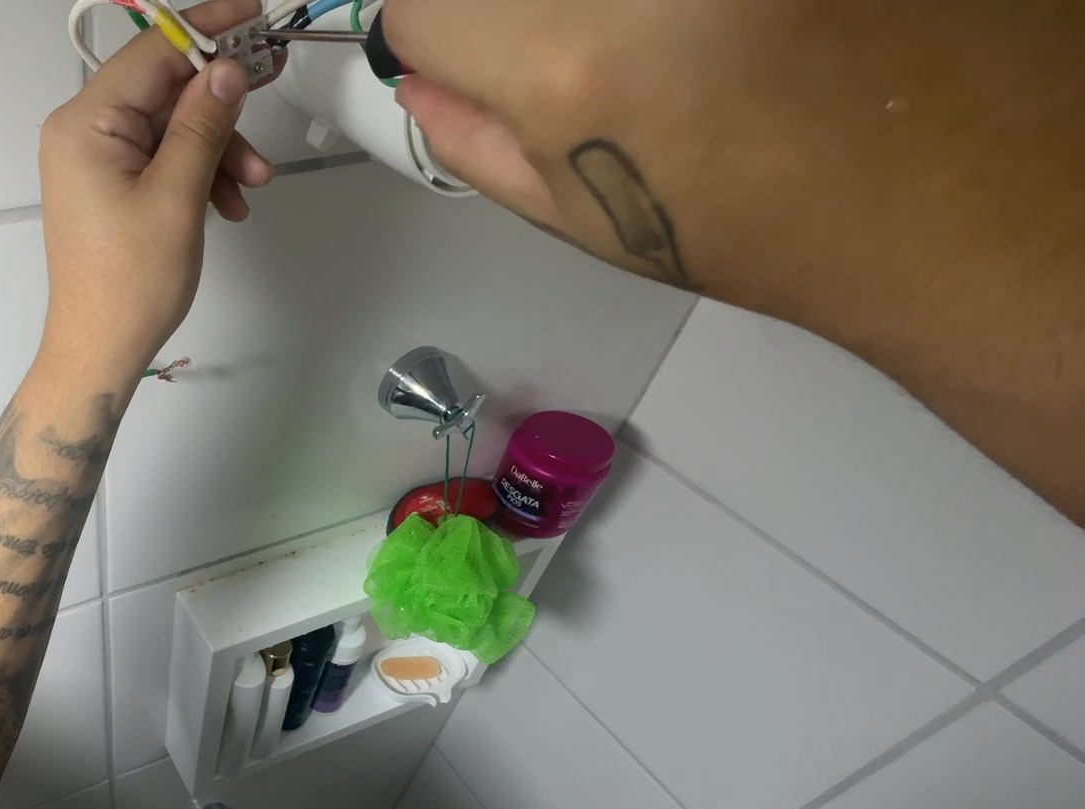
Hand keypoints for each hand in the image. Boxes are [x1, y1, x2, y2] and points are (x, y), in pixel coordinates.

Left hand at [39, 0, 275, 371]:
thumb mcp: (177, 198)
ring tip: (251, 186)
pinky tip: (227, 205)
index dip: (209, 31)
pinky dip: (197, 176)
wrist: (100, 349)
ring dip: (216, 151)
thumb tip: (228, 70)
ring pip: (168, 132)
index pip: (153, 52)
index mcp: (85, 125)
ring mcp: (95, 166)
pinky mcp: (109, 192)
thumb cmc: (129, 285)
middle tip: (272, 92)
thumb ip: (203, 126)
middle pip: (163, 92)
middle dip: (220, 108)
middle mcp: (82, 135)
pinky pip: (160, 164)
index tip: (256, 18)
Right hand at [378, 0, 1084, 522]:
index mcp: (571, 59)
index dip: (431, 37)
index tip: (459, 57)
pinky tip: (696, 24)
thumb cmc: (748, 225)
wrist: (953, 180)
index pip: (419, 3)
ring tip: (644, 38)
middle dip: (493, 8)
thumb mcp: (574, 214)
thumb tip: (415, 80)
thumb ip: (471, 139)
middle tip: (544, 43)